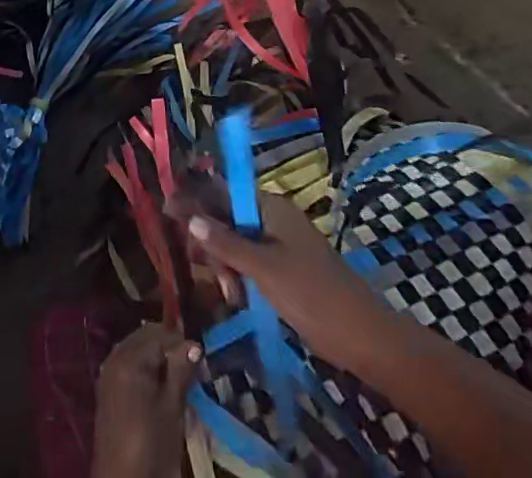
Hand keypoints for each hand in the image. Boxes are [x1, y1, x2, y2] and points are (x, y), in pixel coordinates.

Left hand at [90, 323, 199, 477]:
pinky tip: (159, 383)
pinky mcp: (107, 388)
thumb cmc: (152, 442)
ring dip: (156, 355)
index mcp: (129, 359)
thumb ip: (180, 371)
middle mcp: (114, 358)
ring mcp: (108, 372)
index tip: (201, 358)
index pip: (159, 335)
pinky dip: (144, 366)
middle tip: (192, 365)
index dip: (181, 343)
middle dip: (168, 345)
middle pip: (144, 338)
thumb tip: (193, 344)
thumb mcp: (172, 407)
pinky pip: (127, 363)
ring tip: (179, 374)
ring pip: (136, 349)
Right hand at [169, 191, 385, 369]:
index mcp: (270, 208)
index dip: (194, 199)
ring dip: (224, 265)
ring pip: (233, 243)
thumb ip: (225, 242)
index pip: (222, 191)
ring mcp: (278, 245)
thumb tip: (190, 219)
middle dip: (211, 242)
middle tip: (205, 268)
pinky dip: (238, 277)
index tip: (167, 211)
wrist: (364, 340)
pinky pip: (247, 263)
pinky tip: (237, 298)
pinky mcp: (282, 270)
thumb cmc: (312, 295)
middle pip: (224, 217)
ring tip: (229, 293)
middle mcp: (272, 220)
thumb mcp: (263, 268)